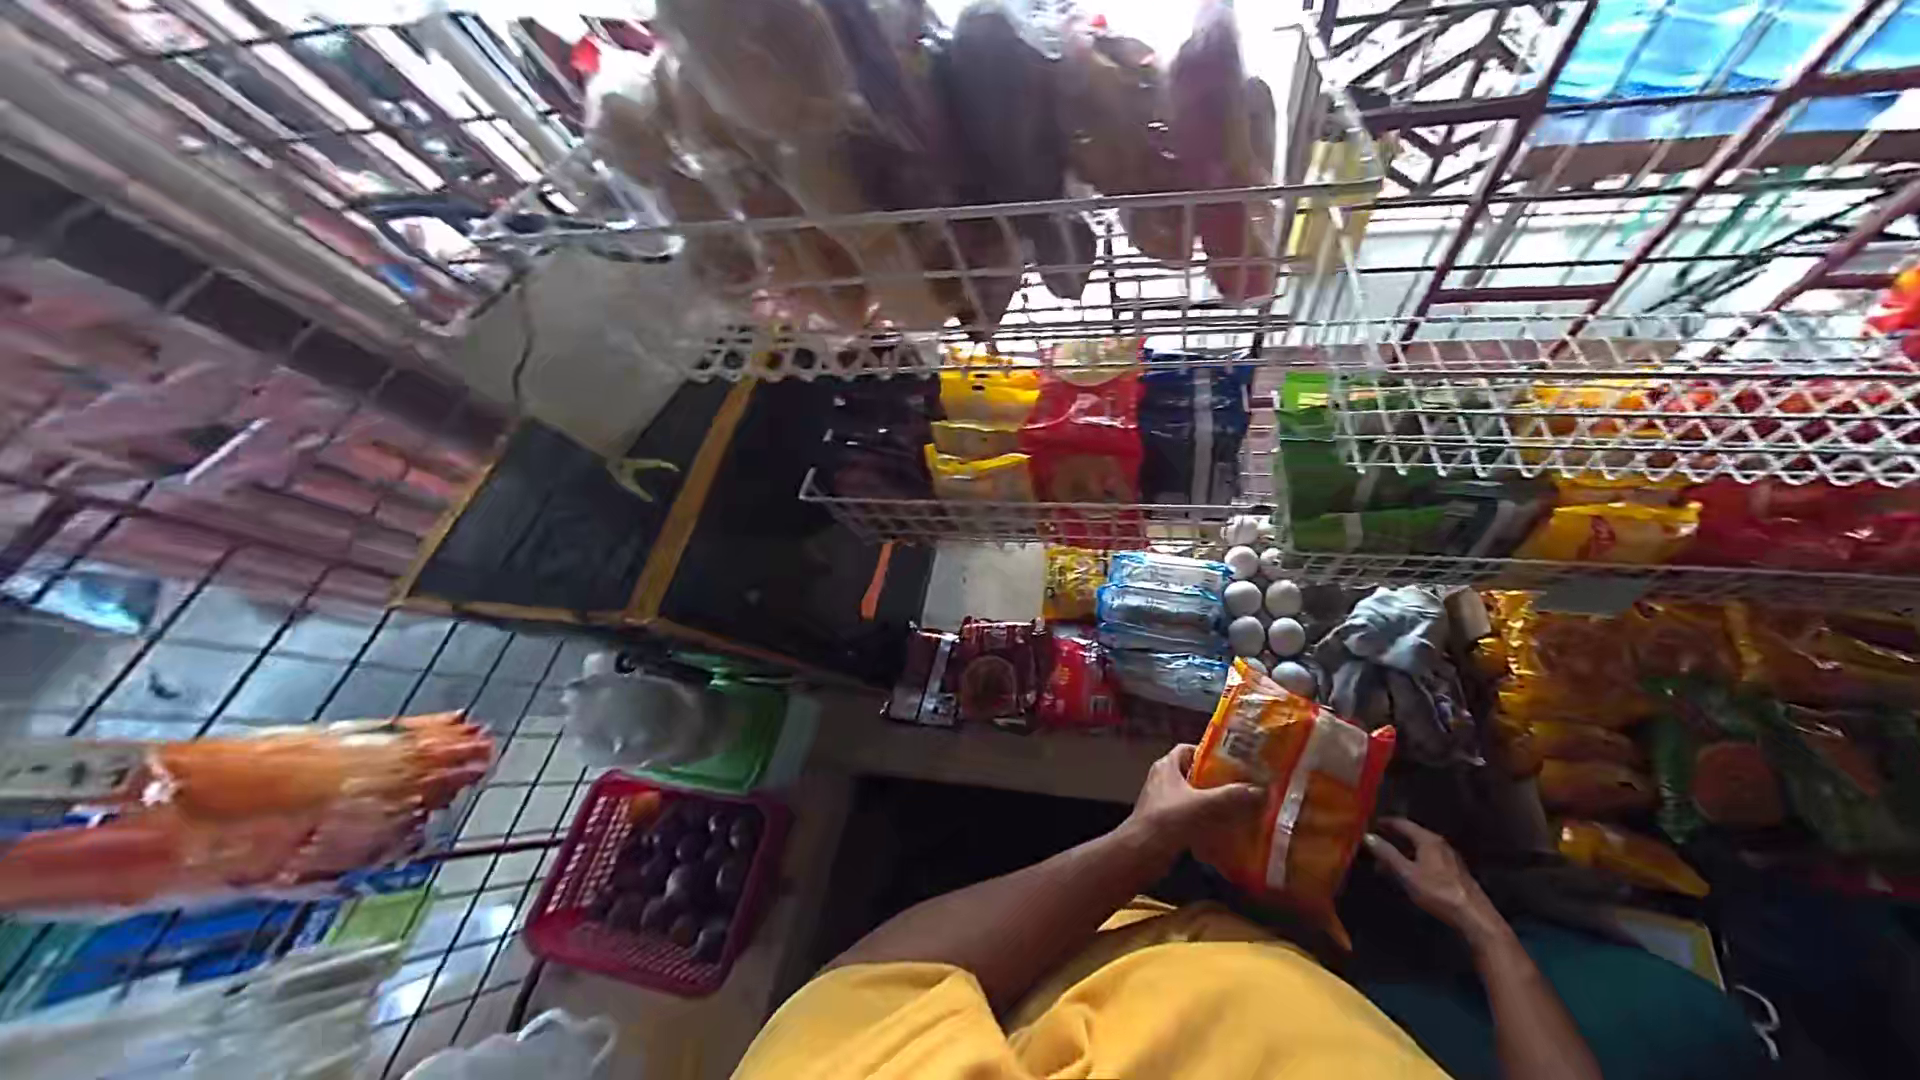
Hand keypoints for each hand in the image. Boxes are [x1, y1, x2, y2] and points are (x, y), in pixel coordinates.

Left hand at [1122, 743, 1264, 863]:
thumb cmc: (1170, 819)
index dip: (1208, 753)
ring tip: (1238, 809)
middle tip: (1241, 788)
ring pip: (1192, 796)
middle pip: (1192, 773)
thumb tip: (1261, 790)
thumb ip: (1232, 796)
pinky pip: (1189, 815)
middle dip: (1215, 780)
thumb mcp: (1204, 804)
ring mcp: (1162, 801)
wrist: (1142, 851)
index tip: (1232, 762)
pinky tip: (1224, 830)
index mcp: (1166, 766)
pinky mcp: (1165, 822)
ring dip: (1212, 802)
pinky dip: (1205, 820)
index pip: (1188, 750)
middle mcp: (1162, 780)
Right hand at [1364, 817, 1509, 945]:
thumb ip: (1387, 854)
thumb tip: (1367, 836)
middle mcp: (1440, 845)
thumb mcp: (1407, 873)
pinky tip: (1408, 874)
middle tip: (1376, 842)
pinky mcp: (1455, 873)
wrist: (1476, 919)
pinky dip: (1414, 861)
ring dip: (1403, 852)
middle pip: (1412, 835)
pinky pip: (1428, 860)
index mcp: (1428, 840)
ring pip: (1420, 849)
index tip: (1371, 823)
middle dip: (1393, 838)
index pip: (1402, 823)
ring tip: (1387, 861)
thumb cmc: (1439, 892)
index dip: (1386, 822)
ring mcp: (1450, 859)